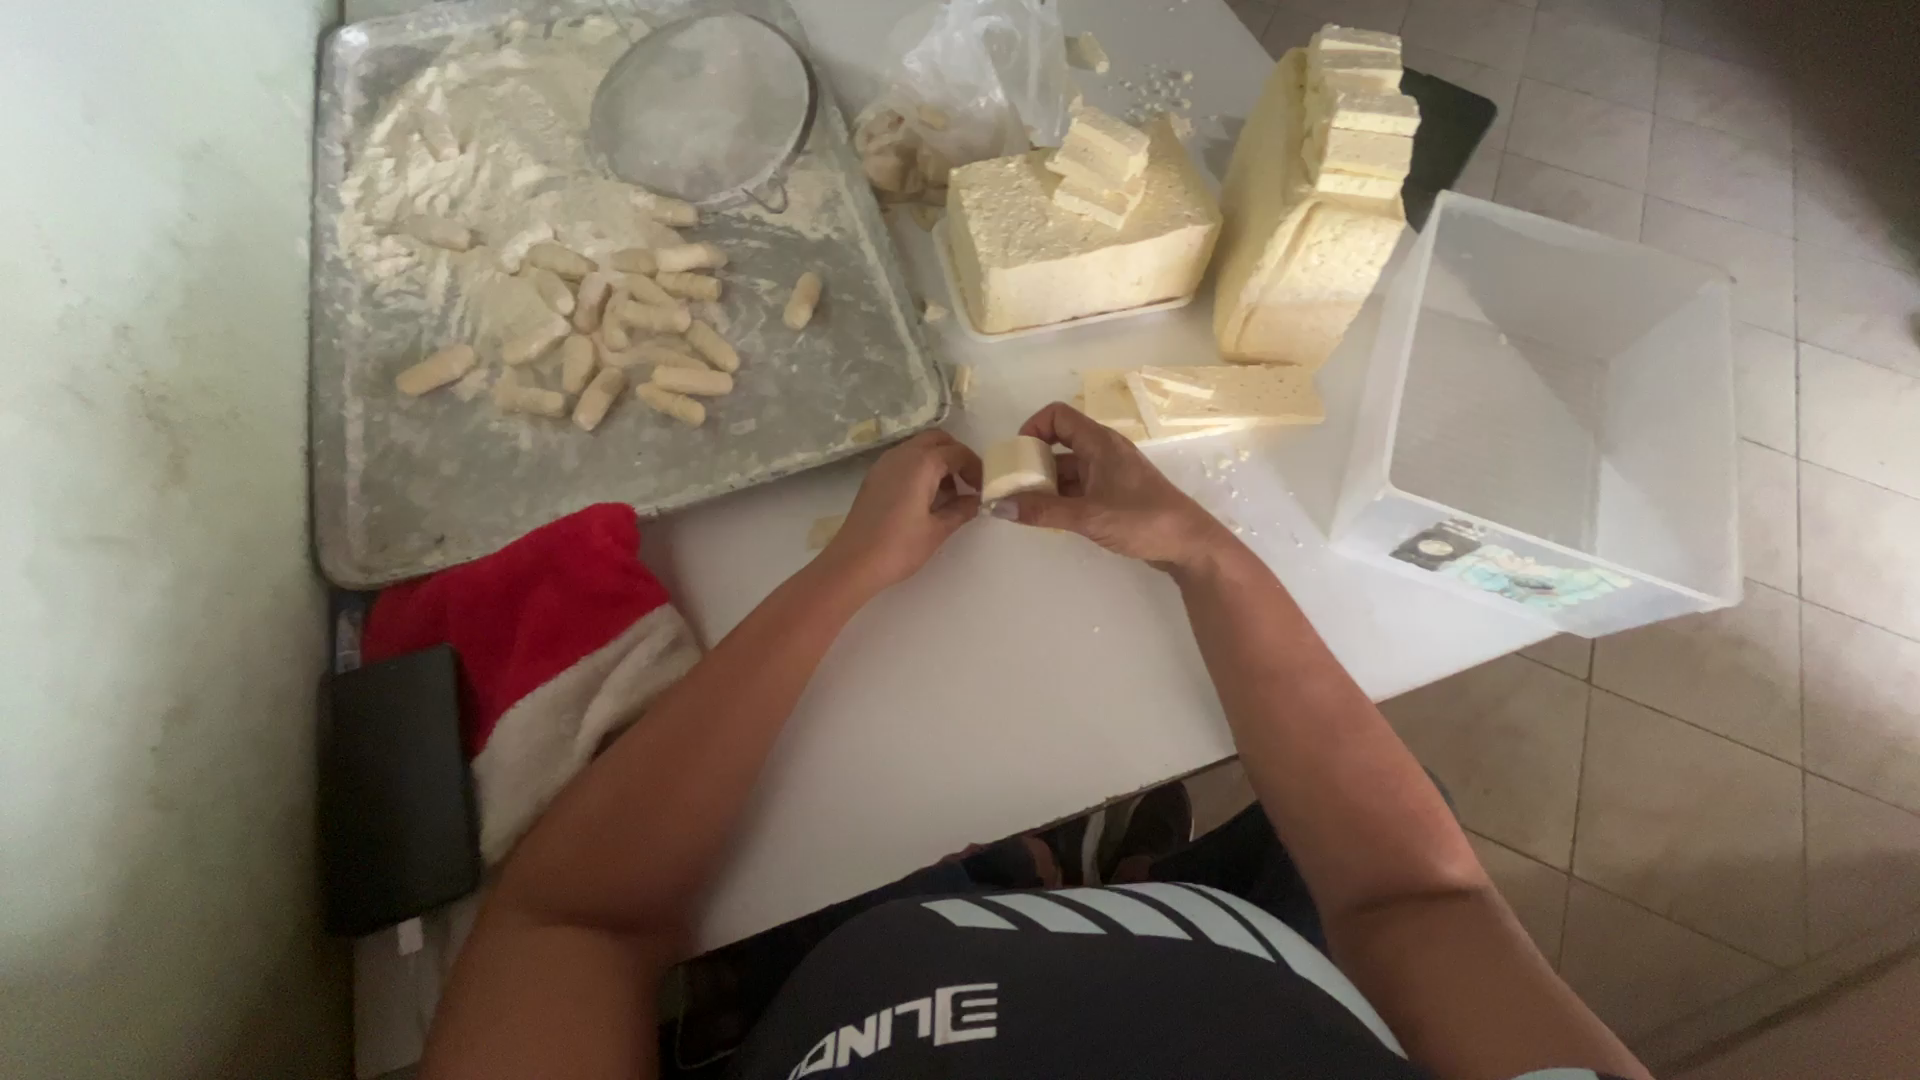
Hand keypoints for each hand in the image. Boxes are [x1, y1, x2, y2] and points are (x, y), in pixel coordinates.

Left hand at [820, 430, 982, 591]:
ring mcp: (884, 464)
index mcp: (921, 463)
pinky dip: (920, 469)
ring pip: (919, 448)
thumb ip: (961, 509)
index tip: (983, 489)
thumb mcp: (938, 530)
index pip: (957, 452)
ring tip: (948, 495)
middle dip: (956, 457)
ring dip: (938, 462)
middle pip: (937, 440)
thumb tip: (975, 500)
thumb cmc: (899, 547)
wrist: (853, 562)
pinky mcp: (874, 476)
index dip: (975, 468)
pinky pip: (904, 460)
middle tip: (967, 484)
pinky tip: (925, 498)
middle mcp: (902, 454)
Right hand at [1001, 402, 1236, 571]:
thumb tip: (999, 507)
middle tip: (1013, 487)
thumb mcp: (1088, 516)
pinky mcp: (1114, 495)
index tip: (1017, 457)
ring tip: (1025, 506)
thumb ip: (1042, 511)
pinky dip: (1060, 498)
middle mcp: (1104, 452)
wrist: (1189, 544)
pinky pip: (1079, 488)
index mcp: (1100, 443)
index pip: (1058, 415)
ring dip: (1045, 484)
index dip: (1032, 428)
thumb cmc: (1143, 520)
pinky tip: (1047, 517)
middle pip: (1059, 443)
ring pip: (1068, 469)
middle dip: (1033, 463)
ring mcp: (1110, 474)